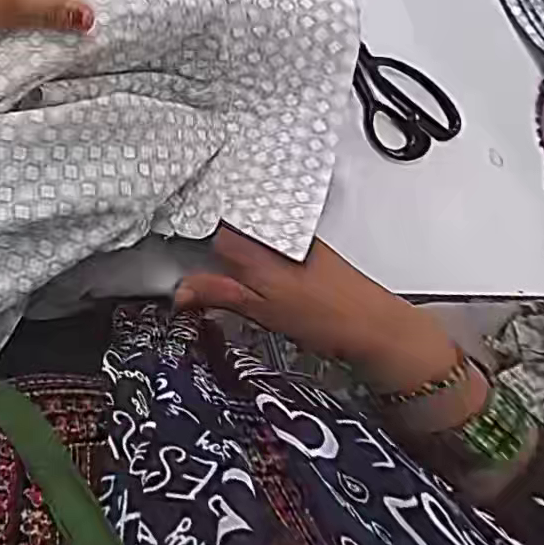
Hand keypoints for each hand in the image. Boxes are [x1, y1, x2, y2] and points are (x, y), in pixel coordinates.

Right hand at [177, 227, 462, 393]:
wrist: (374, 324)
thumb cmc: (320, 317)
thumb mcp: (260, 310)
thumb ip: (216, 294)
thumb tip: (178, 291)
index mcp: (252, 241)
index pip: (206, 223)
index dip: (184, 230)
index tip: (169, 240)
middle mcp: (268, 229)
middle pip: (223, 220)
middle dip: (202, 230)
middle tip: (183, 246)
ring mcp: (285, 231)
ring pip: (242, 225)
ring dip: (224, 233)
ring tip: (209, 252)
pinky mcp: (300, 239)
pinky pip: (262, 230)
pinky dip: (246, 239)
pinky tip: (245, 259)